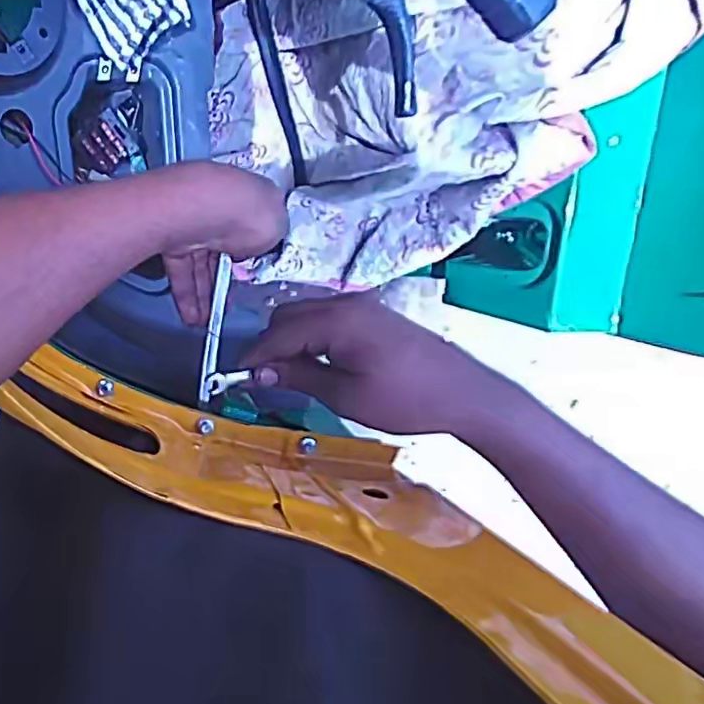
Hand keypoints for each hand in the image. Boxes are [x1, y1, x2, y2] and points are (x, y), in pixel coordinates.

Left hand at [139, 162, 285, 326]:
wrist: (202, 207)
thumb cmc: (244, 208)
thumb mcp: (279, 227)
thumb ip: (272, 240)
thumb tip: (264, 247)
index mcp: (252, 197)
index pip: (255, 227)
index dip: (257, 253)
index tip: (256, 273)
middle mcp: (221, 207)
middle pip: (225, 251)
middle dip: (227, 280)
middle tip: (231, 302)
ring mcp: (195, 223)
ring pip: (202, 265)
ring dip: (206, 295)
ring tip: (209, 319)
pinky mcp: (172, 240)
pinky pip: (182, 273)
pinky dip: (186, 296)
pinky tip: (192, 315)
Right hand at [240, 295, 535, 439]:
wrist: (467, 396)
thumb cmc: (407, 400)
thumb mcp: (345, 395)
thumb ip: (298, 377)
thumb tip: (260, 373)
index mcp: (338, 320)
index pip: (279, 333)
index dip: (254, 355)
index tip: (236, 376)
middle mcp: (346, 303)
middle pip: (288, 316)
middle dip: (269, 345)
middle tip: (262, 379)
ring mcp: (361, 306)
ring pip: (305, 314)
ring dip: (288, 339)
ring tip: (284, 374)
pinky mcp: (372, 315)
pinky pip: (325, 317)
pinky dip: (309, 336)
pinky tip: (312, 361)